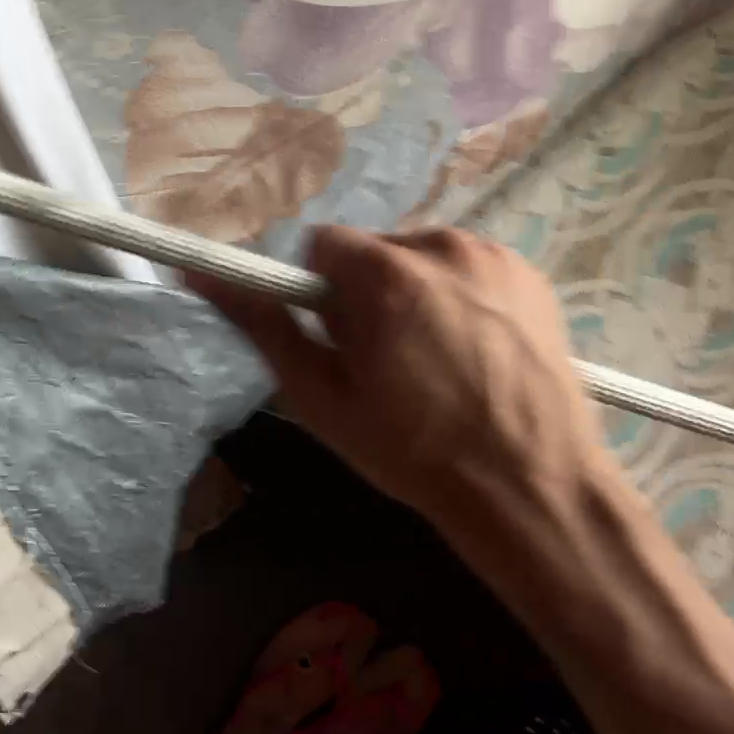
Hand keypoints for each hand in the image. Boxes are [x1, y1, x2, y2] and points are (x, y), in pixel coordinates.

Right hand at [187, 226, 607, 520]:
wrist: (534, 489)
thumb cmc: (409, 446)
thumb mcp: (314, 390)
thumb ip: (258, 322)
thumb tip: (198, 277)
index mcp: (388, 275)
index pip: (317, 243)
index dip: (309, 289)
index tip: (326, 334)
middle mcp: (445, 249)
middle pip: (366, 251)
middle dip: (356, 292)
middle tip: (372, 357)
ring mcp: (497, 259)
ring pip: (411, 259)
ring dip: (400, 293)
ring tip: (420, 357)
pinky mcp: (532, 276)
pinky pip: (457, 269)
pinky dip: (445, 297)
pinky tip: (460, 351)